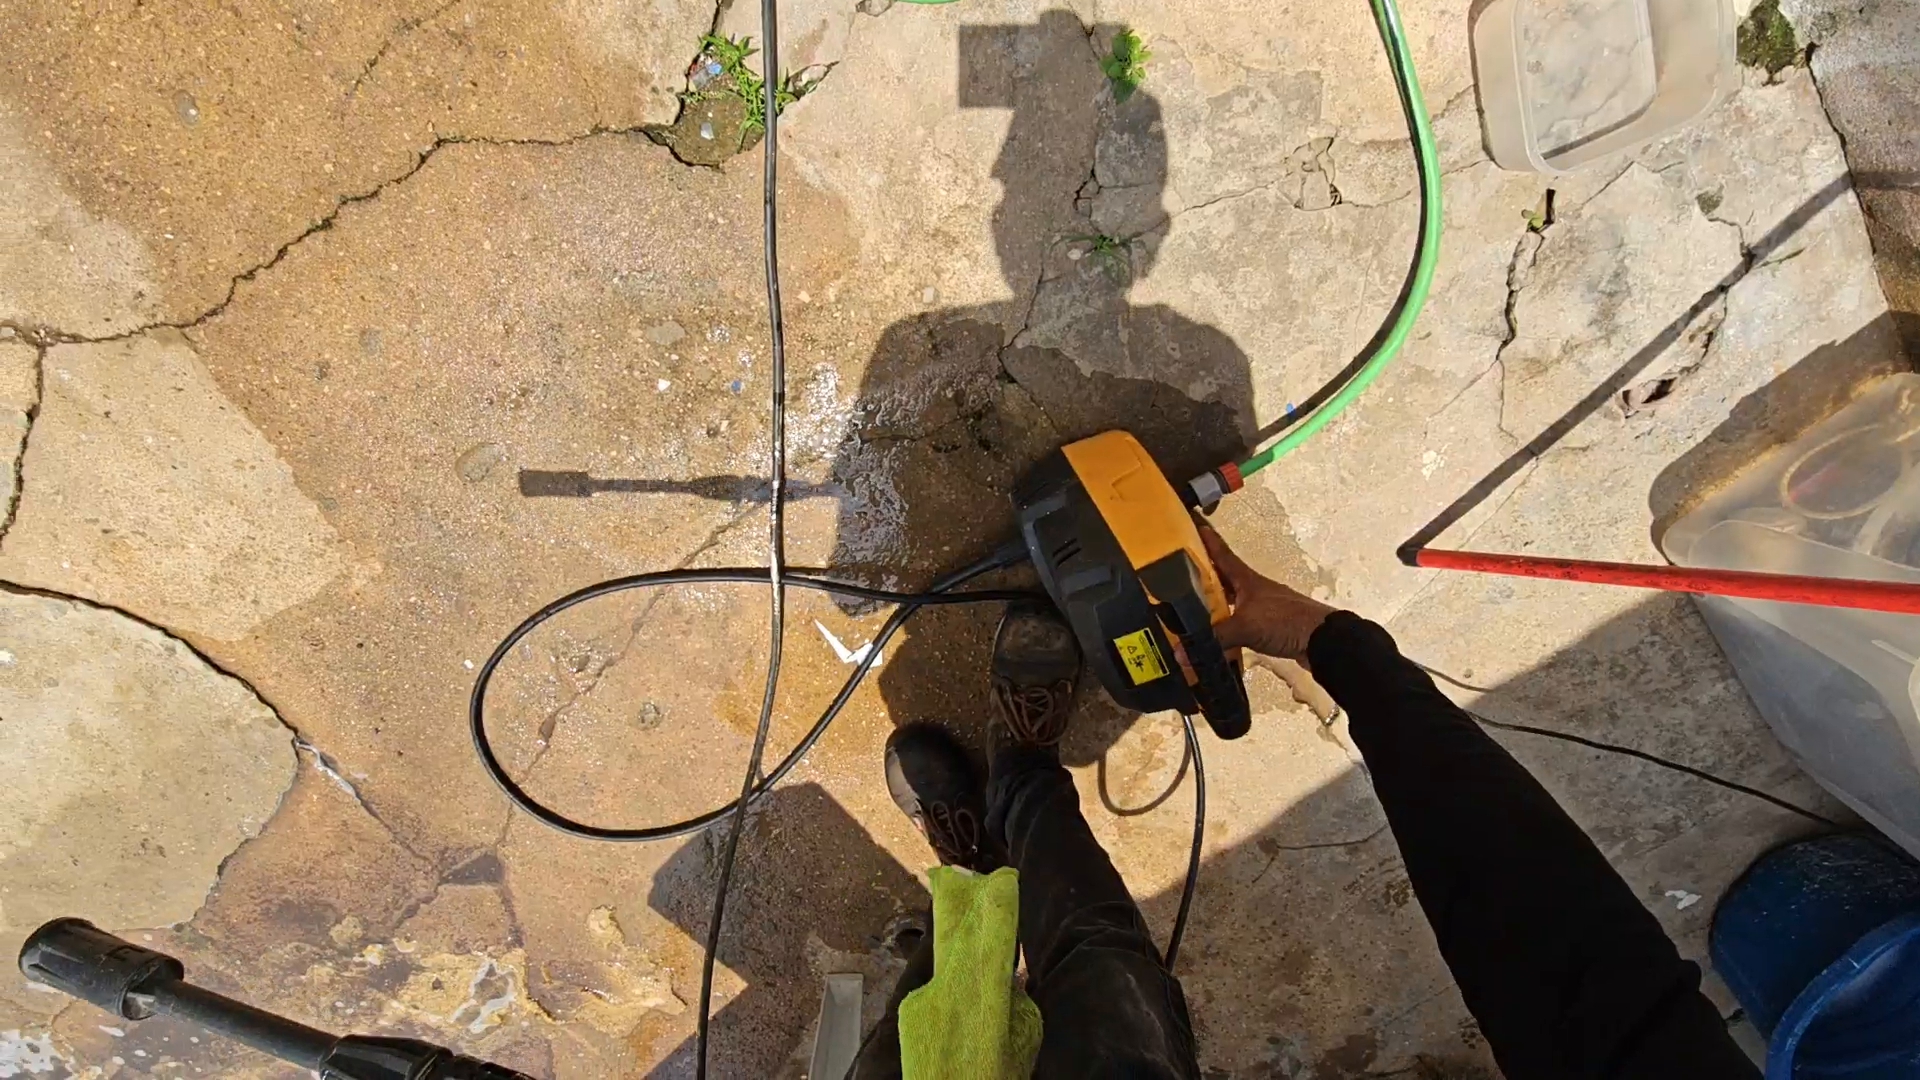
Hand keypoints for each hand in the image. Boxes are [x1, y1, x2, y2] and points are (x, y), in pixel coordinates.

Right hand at [1196, 517, 1336, 668]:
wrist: (1324, 641)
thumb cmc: (1285, 621)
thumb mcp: (1245, 626)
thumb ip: (1214, 637)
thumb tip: (1181, 653)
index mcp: (1247, 580)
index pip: (1222, 554)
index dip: (1208, 540)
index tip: (1194, 524)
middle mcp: (1253, 590)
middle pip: (1223, 578)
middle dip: (1203, 575)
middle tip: (1178, 574)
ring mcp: (1261, 608)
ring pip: (1230, 601)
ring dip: (1213, 604)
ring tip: (1190, 608)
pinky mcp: (1267, 627)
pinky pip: (1238, 623)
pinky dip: (1225, 628)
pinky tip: (1214, 637)